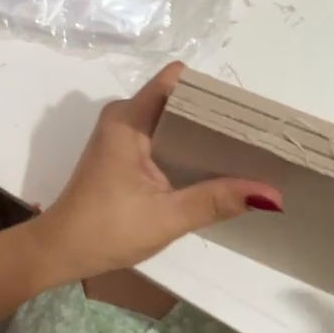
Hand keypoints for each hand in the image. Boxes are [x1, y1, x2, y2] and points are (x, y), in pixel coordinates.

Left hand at [28, 62, 281, 283]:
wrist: (60, 251)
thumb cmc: (106, 230)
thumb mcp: (167, 216)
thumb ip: (217, 200)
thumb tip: (272, 194)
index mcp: (128, 119)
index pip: (175, 81)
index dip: (211, 90)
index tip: (248, 108)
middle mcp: (124, 118)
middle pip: (178, 100)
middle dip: (216, 115)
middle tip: (260, 134)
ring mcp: (123, 136)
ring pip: (173, 121)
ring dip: (204, 135)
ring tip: (249, 149)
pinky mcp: (125, 154)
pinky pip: (165, 139)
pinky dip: (189, 150)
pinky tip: (218, 167)